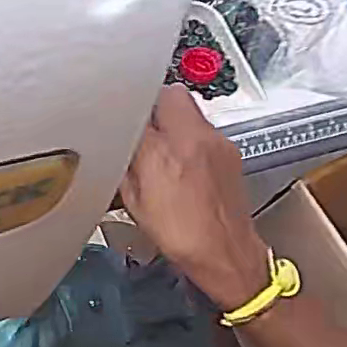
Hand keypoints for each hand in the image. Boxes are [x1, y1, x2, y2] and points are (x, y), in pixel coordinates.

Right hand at [120, 84, 273, 310]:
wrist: (225, 252)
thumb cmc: (181, 237)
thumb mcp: (134, 203)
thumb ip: (125, 166)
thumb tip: (118, 146)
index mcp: (158, 153)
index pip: (135, 110)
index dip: (123, 115)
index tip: (117, 122)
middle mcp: (190, 138)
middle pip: (168, 94)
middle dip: (152, 105)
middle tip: (142, 127)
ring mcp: (215, 141)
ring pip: (189, 108)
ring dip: (172, 120)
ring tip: (163, 149)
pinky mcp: (229, 149)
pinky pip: (204, 128)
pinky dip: (190, 137)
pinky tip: (184, 162)